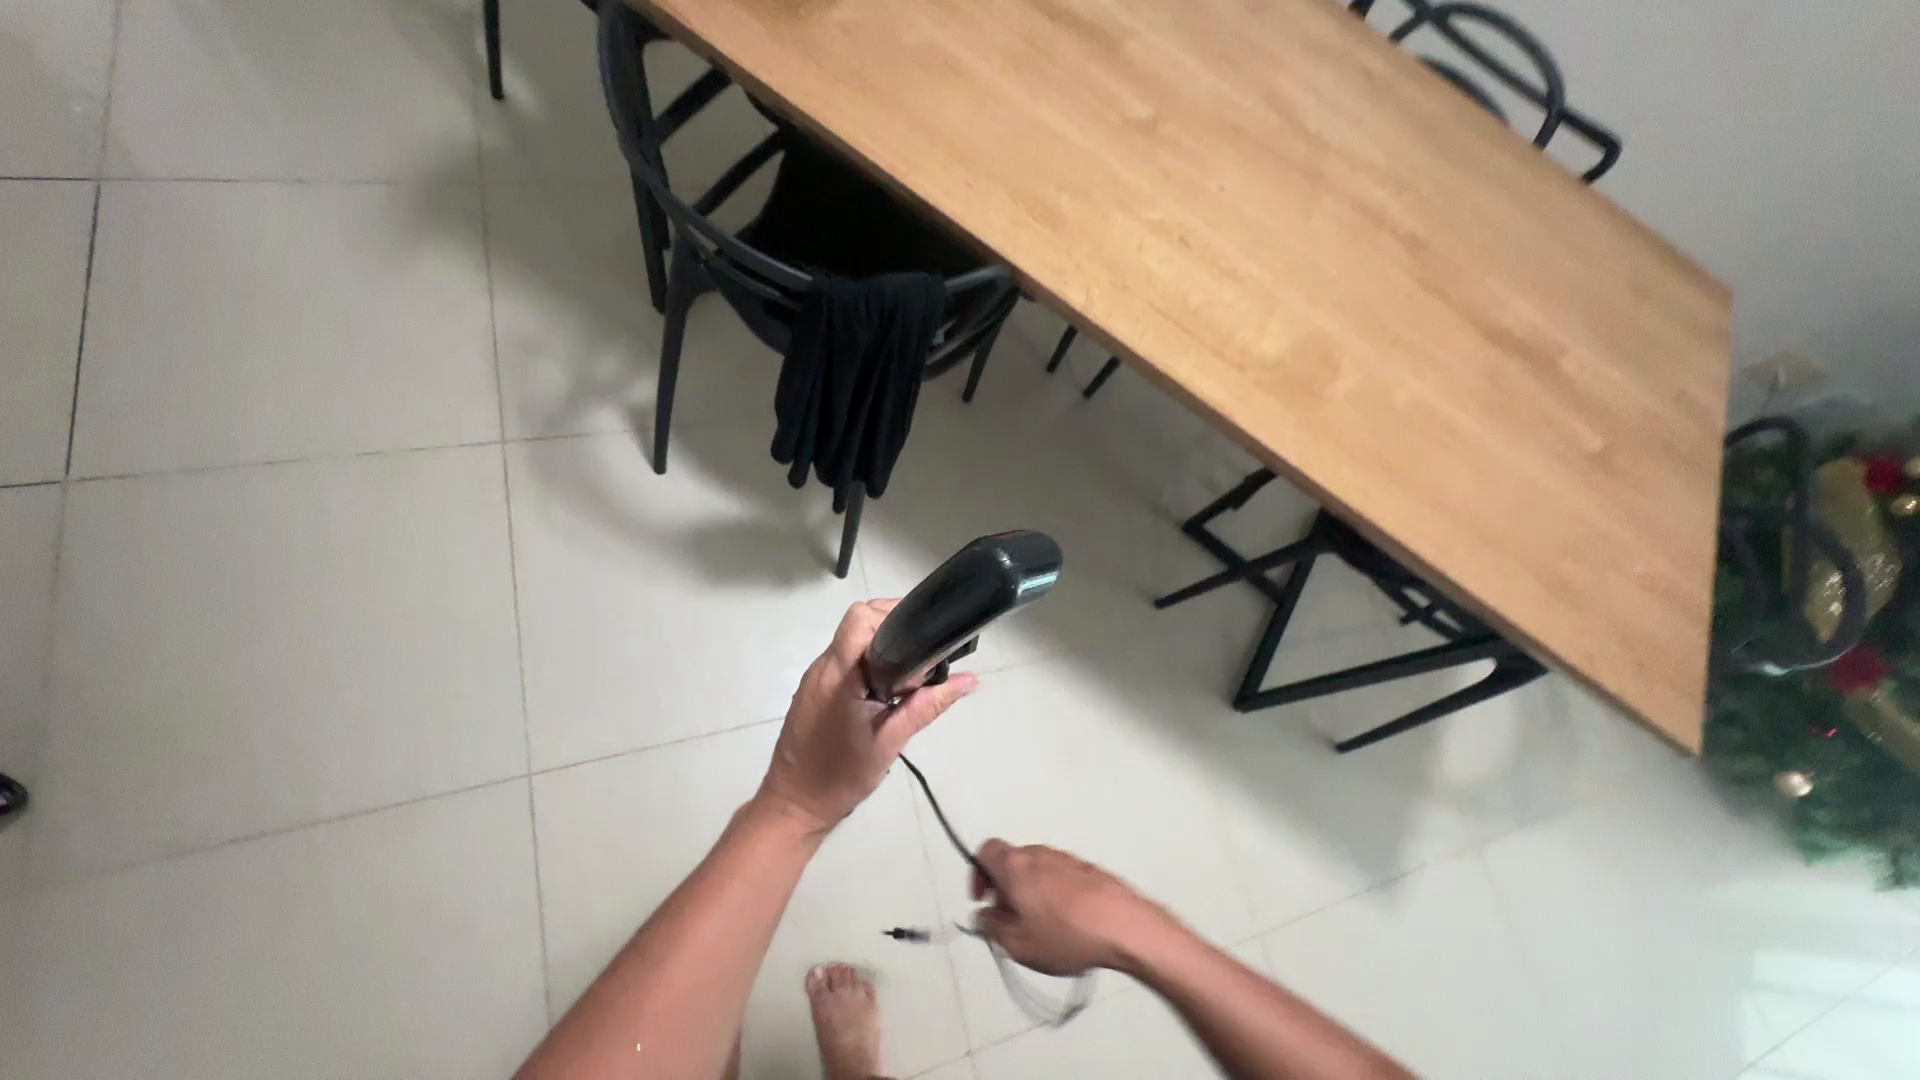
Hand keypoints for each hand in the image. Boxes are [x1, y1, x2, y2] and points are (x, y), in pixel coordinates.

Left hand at [755, 599, 978, 835]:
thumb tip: (969, 681)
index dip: (892, 614)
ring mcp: (814, 679)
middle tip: (925, 657)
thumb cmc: (840, 775)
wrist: (794, 806)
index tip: (922, 632)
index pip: (860, 617)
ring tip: (912, 678)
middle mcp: (823, 667)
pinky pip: (844, 664)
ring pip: (851, 644)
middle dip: (893, 631)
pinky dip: (868, 667)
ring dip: (881, 651)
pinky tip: (888, 693)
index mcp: (839, 673)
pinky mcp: (813, 692)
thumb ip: (928, 706)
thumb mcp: (891, 741)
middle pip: (857, 625)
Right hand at [970, 840, 1173, 976]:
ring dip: (1030, 892)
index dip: (978, 874)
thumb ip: (992, 927)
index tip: (984, 901)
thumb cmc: (1065, 934)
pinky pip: (1060, 877)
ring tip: (1040, 927)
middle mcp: (1039, 853)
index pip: (985, 851)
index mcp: (1016, 865)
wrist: (1124, 926)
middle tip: (1010, 920)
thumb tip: (983, 915)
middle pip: (1011, 862)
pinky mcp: (1089, 870)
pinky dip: (1053, 894)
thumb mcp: (1018, 944)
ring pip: (1036, 870)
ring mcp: (1067, 858)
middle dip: (1005, 888)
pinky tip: (1067, 924)